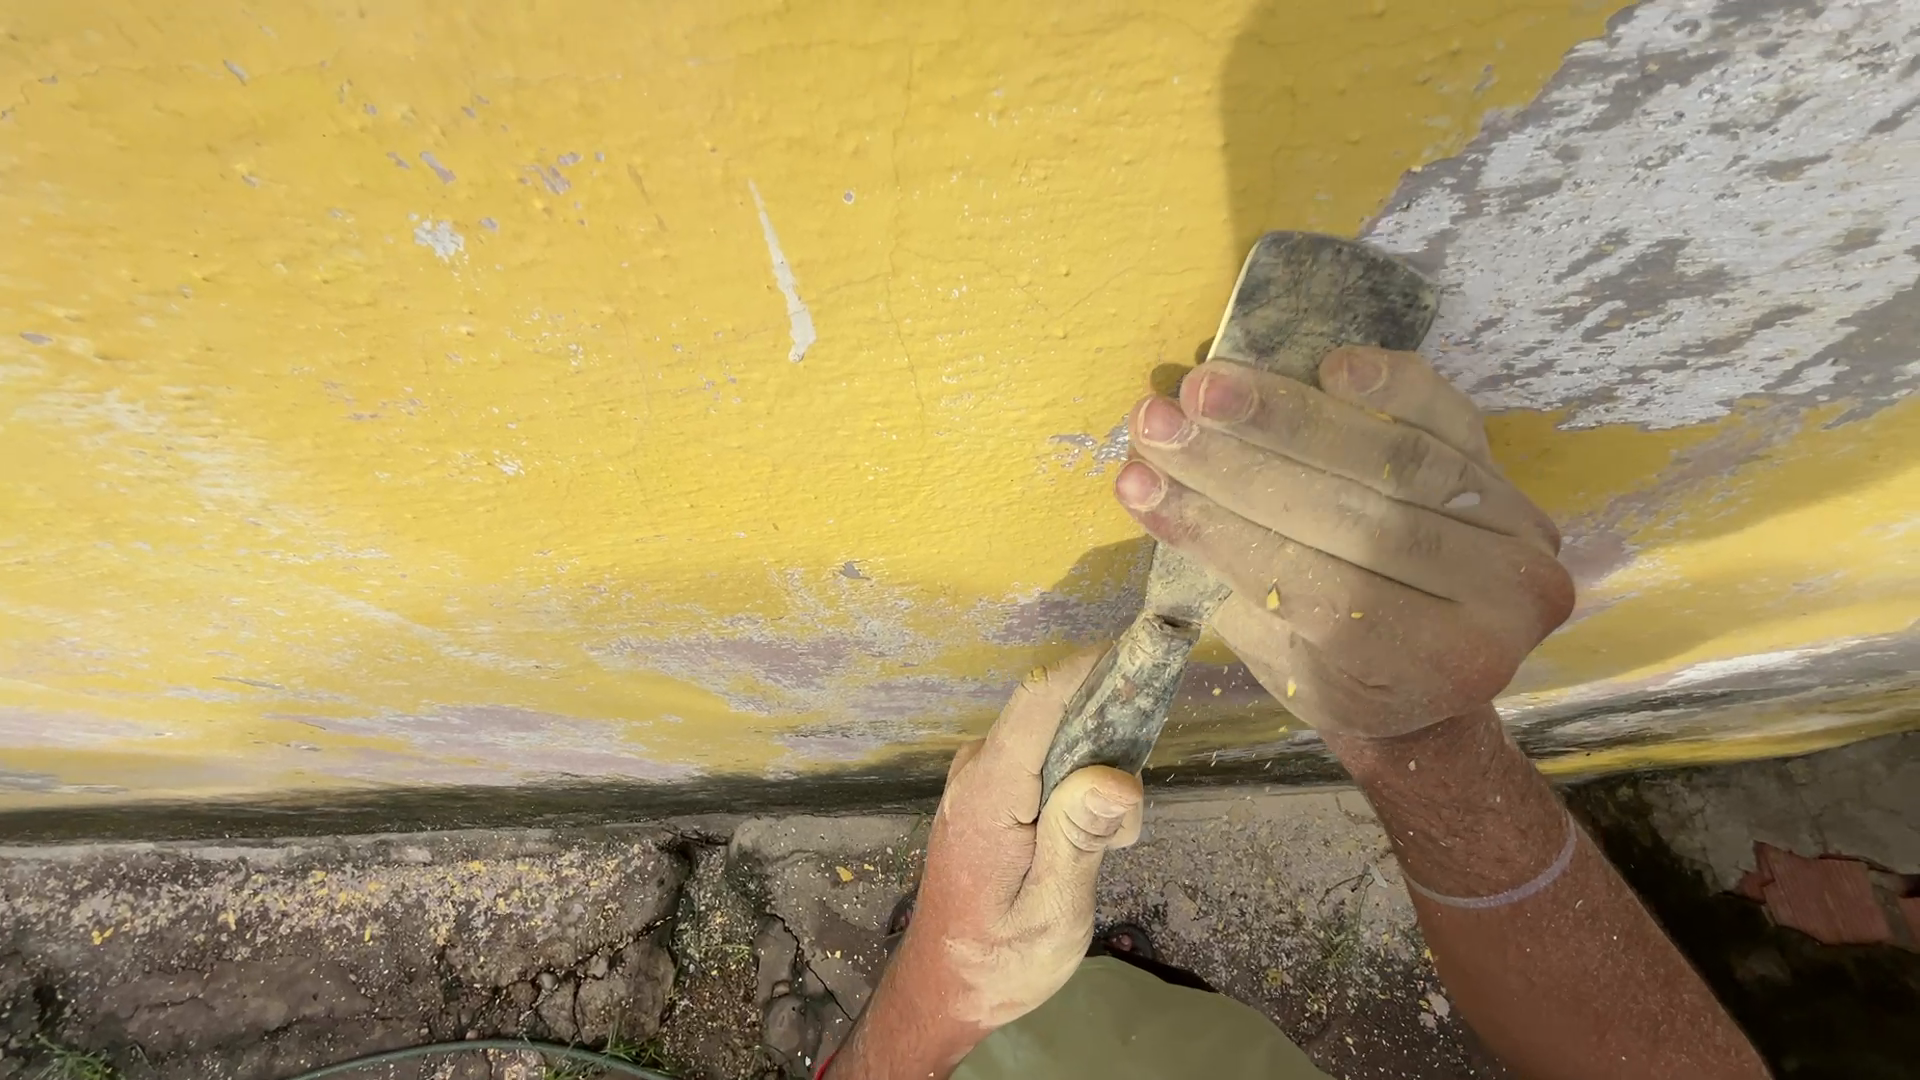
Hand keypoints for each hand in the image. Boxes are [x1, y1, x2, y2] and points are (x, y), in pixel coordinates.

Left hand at [841, 652, 1142, 1073]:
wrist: (943, 983)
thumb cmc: (998, 958)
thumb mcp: (1053, 911)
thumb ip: (1079, 837)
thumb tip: (1117, 775)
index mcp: (989, 788)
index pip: (1039, 698)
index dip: (1091, 669)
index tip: (1143, 662)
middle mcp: (978, 765)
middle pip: (1055, 711)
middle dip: (1107, 745)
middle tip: (1124, 825)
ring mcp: (980, 772)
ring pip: (1055, 736)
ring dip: (1094, 774)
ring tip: (1104, 847)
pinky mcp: (989, 784)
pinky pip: (1042, 757)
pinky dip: (1075, 785)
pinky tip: (1080, 843)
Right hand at [1114, 347, 1572, 736]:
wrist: (1432, 683)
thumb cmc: (1333, 676)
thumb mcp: (1273, 652)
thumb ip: (1226, 574)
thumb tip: (1148, 482)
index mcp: (1426, 666)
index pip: (1304, 582)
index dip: (1213, 527)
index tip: (1136, 482)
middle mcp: (1499, 604)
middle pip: (1350, 513)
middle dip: (1237, 463)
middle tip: (1157, 421)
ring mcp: (1515, 533)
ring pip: (1392, 459)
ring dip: (1284, 415)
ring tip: (1201, 387)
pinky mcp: (1509, 477)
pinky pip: (1450, 418)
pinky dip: (1390, 386)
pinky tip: (1329, 364)